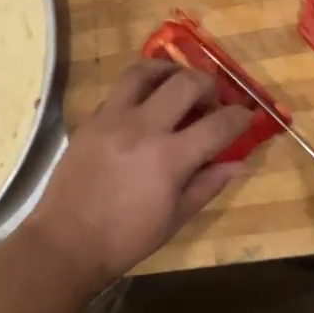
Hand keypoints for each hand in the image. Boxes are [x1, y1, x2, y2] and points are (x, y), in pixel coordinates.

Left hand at [25, 61, 253, 285]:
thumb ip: (207, 184)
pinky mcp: (90, 120)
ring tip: (177, 82)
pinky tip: (145, 105)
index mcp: (169, 157)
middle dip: (209, 85)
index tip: (246, 116)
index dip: (240, 117)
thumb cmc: (126, 238)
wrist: (67, 241)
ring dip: (168, 71)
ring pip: (144, 72)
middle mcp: (142, 127)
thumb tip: (238, 162)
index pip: (218, 124)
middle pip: (186, 83)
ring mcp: (112, 119)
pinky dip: (139, 89)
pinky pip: (118, 91)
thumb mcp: (175, 217)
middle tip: (212, 100)